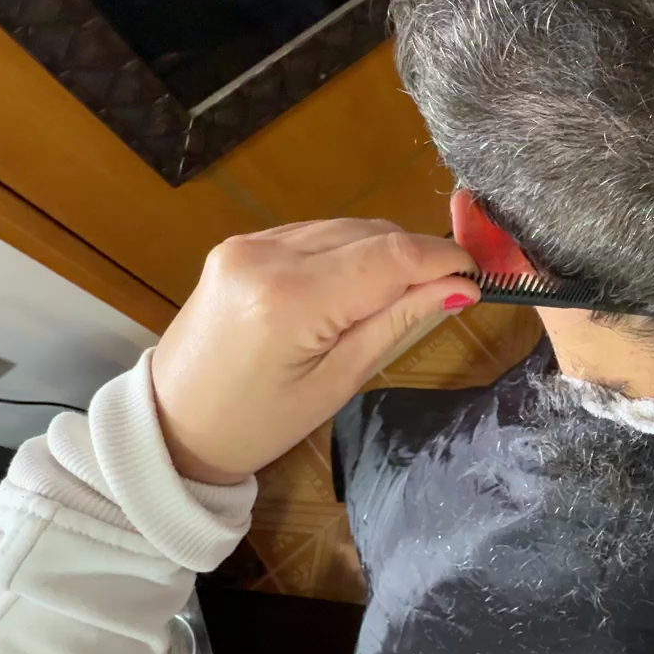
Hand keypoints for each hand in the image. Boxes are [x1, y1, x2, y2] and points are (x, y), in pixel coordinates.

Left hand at [150, 220, 478, 483]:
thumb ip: (400, 320)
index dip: (444, 258)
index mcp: (291, 300)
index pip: (390, 255)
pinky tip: (353, 286)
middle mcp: (267, 254)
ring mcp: (249, 242)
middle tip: (444, 293)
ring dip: (384, 253)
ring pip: (347, 228)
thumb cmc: (263, 423)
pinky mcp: (242, 242)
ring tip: (397, 296)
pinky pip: (318, 234)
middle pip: (372, 233)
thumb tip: (461, 286)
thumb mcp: (341, 380)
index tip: (478, 275)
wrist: (174, 425)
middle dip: (417, 257)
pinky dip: (349, 252)